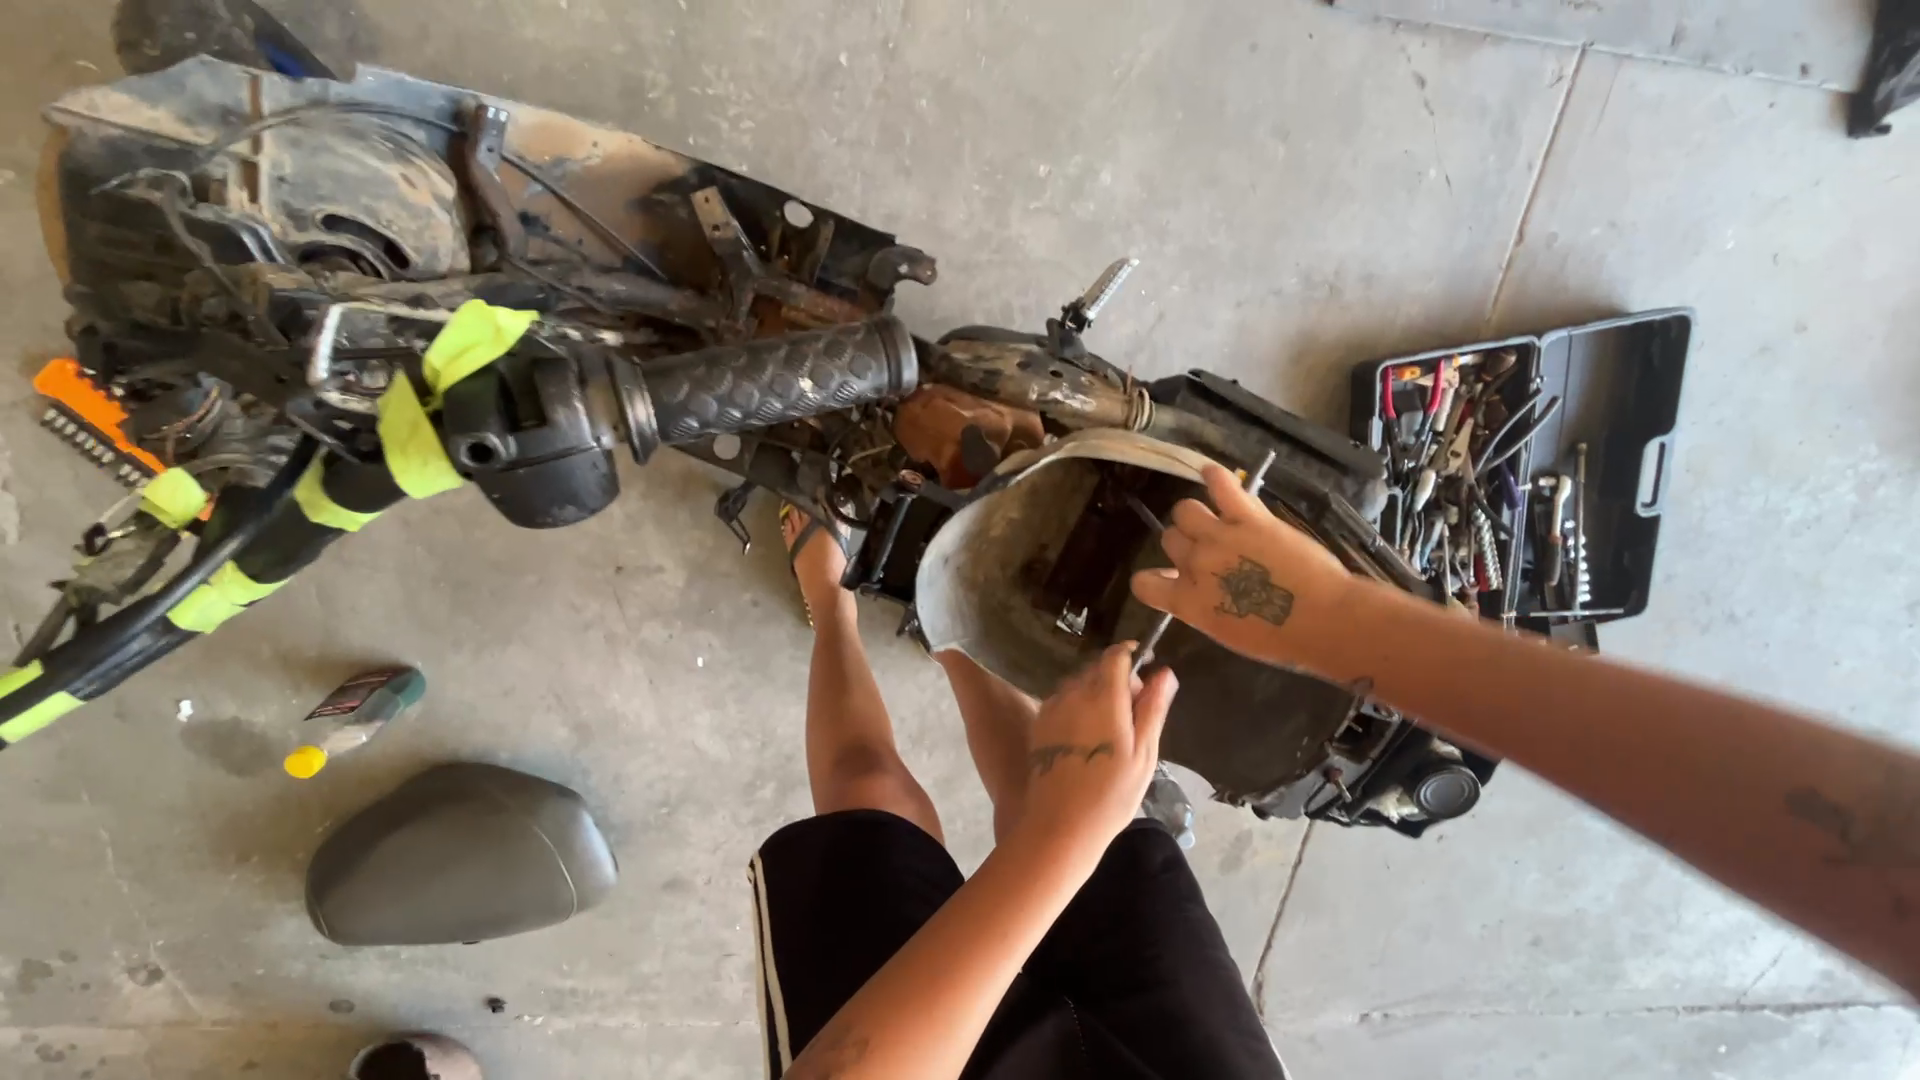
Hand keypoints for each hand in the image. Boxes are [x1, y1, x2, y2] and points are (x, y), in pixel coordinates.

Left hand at [1018, 643, 1177, 855]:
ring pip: (1078, 684)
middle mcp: (1074, 693)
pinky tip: (1086, 738)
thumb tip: (1164, 672)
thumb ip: (1153, 707)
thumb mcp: (1144, 752)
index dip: (1132, 657)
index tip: (1144, 674)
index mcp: (1104, 697)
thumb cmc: (1112, 792)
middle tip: (1132, 716)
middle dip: (1117, 680)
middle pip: (1097, 668)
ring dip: (1095, 693)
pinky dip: (1077, 707)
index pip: (1116, 656)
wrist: (1061, 824)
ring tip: (1109, 731)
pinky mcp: (1039, 722)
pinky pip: (1062, 701)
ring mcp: (1052, 707)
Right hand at [1131, 463, 1352, 668]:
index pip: (1143, 583)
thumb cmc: (1280, 640)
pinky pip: (1223, 486)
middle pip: (1168, 539)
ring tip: (1210, 519)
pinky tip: (1211, 473)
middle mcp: (1196, 565)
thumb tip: (1190, 592)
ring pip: (1185, 511)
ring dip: (1193, 515)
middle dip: (1182, 544)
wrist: (1324, 619)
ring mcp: (1221, 538)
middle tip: (1205, 551)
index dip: (1151, 580)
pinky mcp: (1250, 518)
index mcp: (1187, 602)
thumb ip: (1200, 608)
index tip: (1167, 579)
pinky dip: (1214, 476)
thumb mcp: (1226, 633)